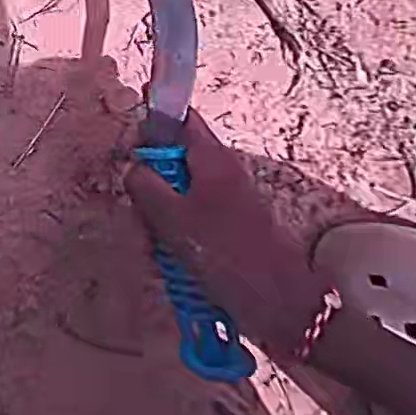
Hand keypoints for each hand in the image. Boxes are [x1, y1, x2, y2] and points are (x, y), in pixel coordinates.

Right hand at [124, 110, 332, 357]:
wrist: (282, 306)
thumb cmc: (226, 254)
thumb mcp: (171, 218)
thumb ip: (145, 185)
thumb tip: (133, 167)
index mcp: (213, 160)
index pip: (183, 119)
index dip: (157, 111)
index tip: (134, 108)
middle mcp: (224, 173)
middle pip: (178, 154)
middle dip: (152, 168)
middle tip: (137, 191)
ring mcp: (231, 199)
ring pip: (183, 186)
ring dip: (162, 201)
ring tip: (154, 228)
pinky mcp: (232, 224)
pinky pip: (193, 211)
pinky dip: (176, 221)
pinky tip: (171, 248)